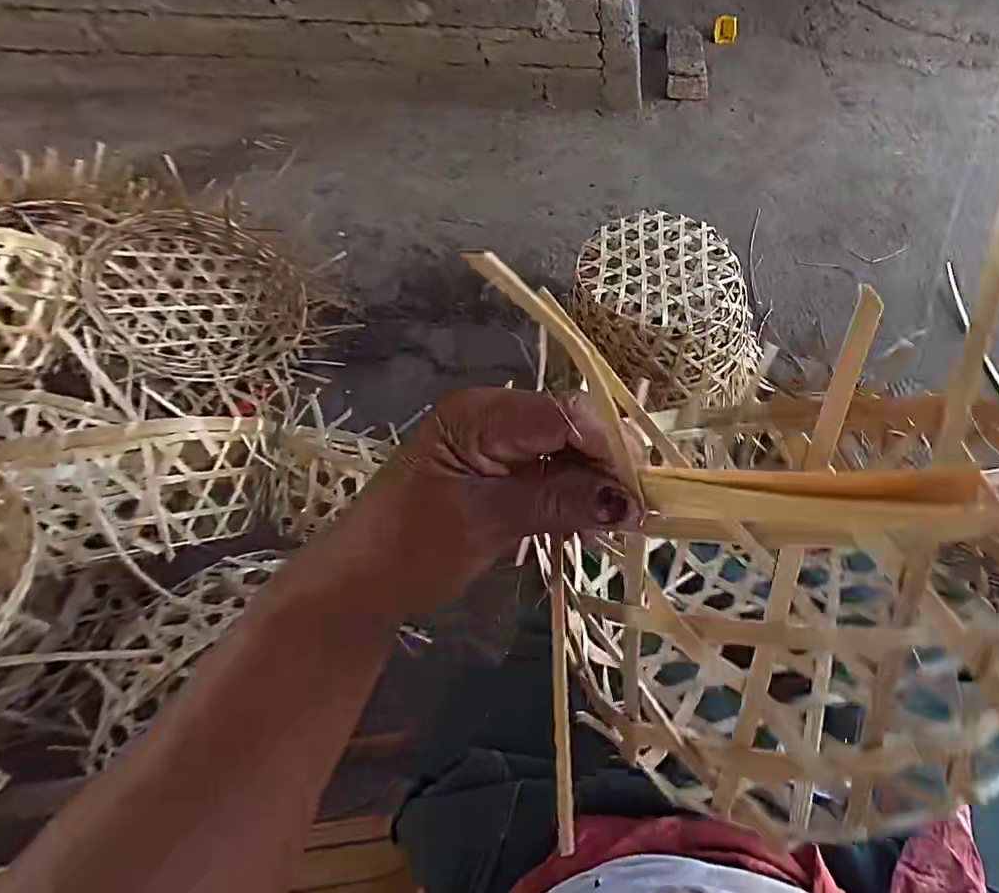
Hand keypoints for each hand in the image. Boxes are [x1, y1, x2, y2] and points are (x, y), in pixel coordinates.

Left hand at [348, 389, 636, 606]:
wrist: (360, 586)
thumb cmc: (409, 550)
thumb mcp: (487, 522)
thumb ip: (559, 502)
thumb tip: (628, 501)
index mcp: (479, 413)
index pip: (562, 414)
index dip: (607, 446)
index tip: (638, 490)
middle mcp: (497, 414)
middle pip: (574, 425)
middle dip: (609, 464)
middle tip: (638, 509)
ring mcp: (505, 440)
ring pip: (574, 449)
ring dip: (599, 482)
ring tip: (620, 521)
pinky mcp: (511, 467)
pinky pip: (561, 470)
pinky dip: (581, 494)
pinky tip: (595, 521)